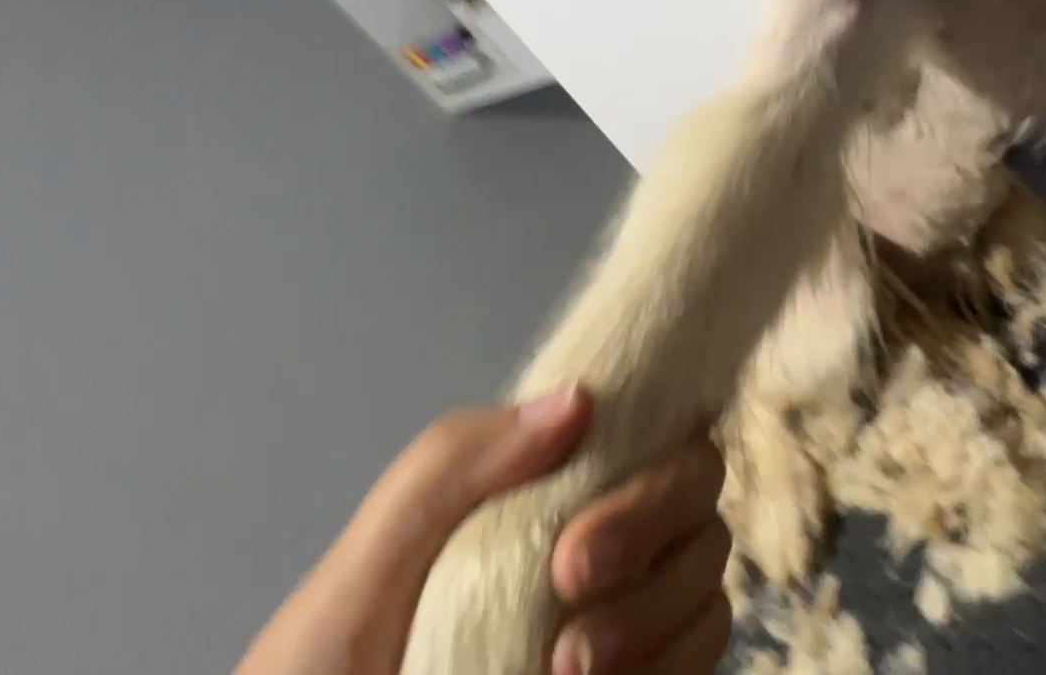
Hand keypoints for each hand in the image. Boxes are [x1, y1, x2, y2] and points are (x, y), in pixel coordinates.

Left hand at [236, 387, 731, 674]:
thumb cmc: (336, 658)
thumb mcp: (374, 556)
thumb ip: (458, 465)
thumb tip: (580, 398)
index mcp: (562, 480)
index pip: (660, 426)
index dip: (656, 452)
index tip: (583, 518)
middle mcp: (618, 528)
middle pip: (699, 489)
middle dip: (648, 525)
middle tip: (570, 577)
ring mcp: (643, 601)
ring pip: (709, 572)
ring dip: (653, 614)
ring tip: (564, 669)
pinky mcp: (656, 662)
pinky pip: (707, 643)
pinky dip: (666, 665)